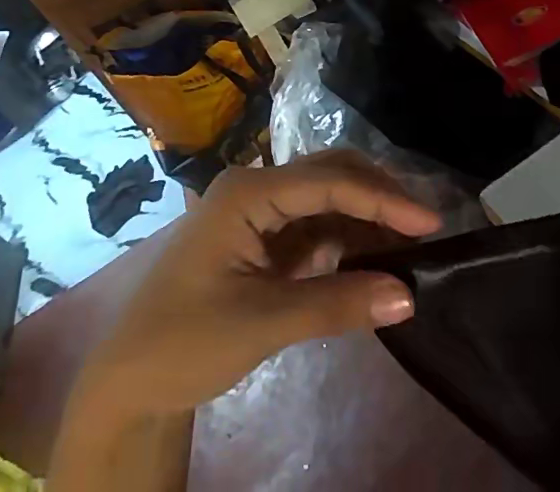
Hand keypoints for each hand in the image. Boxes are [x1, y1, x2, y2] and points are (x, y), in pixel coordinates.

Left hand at [71, 151, 441, 417]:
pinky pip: (320, 226)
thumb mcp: (261, 324)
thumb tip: (409, 296)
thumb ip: (336, 305)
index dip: (383, 200)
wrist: (129, 382)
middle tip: (426, 227)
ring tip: (411, 243)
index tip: (430, 223)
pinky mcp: (267, 238)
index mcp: (247, 193)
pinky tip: (378, 255)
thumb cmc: (183, 343)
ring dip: (369, 218)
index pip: (329, 183)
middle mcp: (256, 189)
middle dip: (380, 198)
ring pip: (330, 198)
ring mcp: (261, 212)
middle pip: (333, 176)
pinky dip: (352, 239)